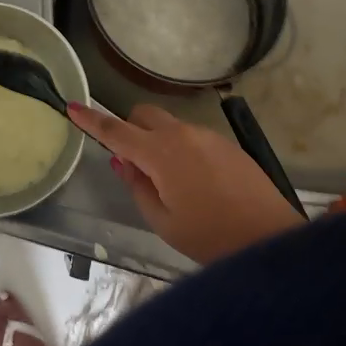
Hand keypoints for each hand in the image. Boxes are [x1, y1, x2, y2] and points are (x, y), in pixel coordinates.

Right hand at [67, 102, 304, 263]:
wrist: (273, 239)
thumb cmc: (212, 237)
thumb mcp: (164, 222)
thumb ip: (138, 187)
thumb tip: (124, 162)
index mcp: (160, 153)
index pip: (115, 130)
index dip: (91, 119)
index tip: (72, 105)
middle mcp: (182, 134)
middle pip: (144, 115)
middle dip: (131, 129)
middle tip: (133, 163)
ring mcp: (207, 135)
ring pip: (170, 125)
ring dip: (159, 141)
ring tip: (171, 183)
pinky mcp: (228, 144)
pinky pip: (193, 137)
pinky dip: (182, 149)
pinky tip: (198, 184)